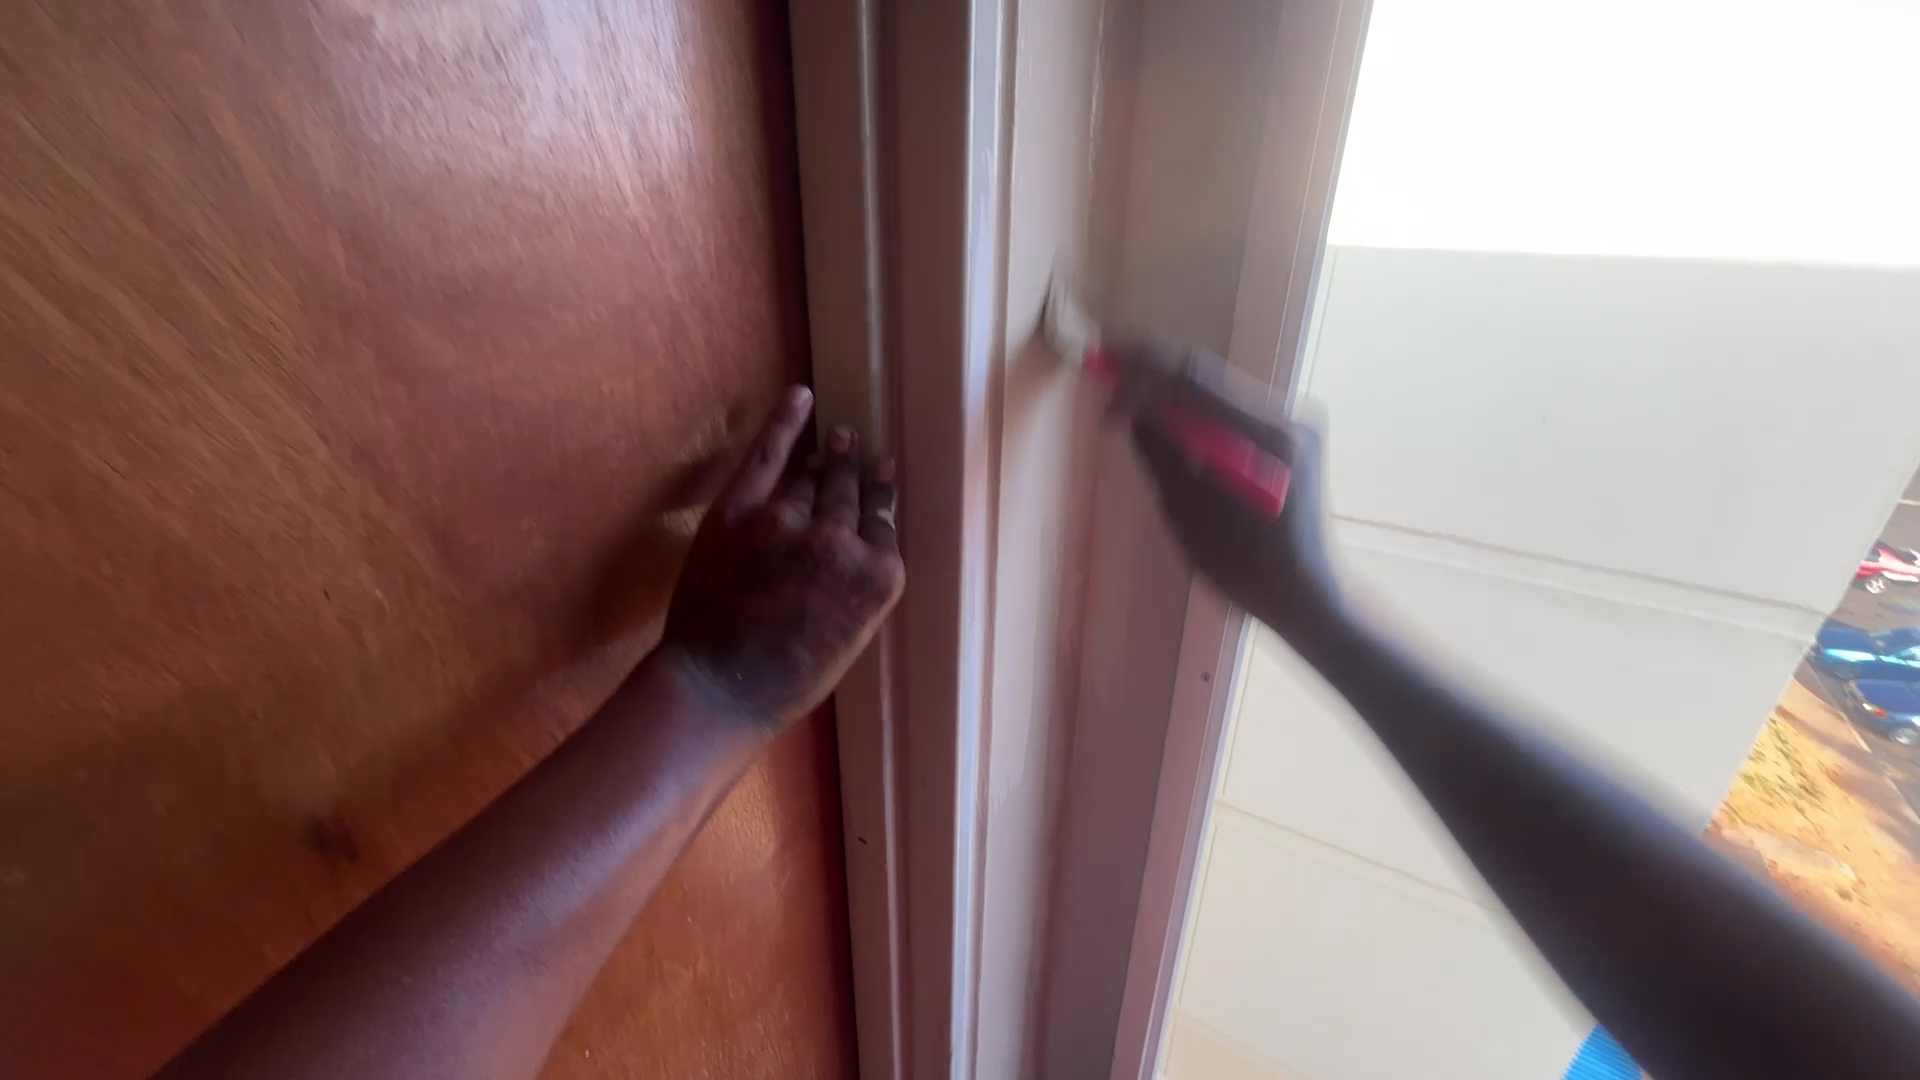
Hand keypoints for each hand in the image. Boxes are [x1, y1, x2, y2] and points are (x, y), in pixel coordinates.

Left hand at [660, 385, 905, 728]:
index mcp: (879, 577)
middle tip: (856, 444)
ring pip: (816, 478)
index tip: (881, 478)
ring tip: (839, 436)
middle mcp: (844, 540)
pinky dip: (785, 422)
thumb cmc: (793, 679)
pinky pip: (770, 454)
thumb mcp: (852, 637)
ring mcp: (792, 519)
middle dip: (856, 468)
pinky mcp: (743, 509)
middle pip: (852, 493)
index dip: (878, 501)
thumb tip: (857, 551)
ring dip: (829, 457)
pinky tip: (801, 397)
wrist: (722, 686)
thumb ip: (860, 587)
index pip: (881, 524)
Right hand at [1111, 340, 1339, 640]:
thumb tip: (1132, 410)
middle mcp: (1285, 415)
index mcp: (1266, 435)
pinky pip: (1227, 412)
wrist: (1307, 595)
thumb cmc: (1247, 570)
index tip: (1098, 365)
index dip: (1138, 366)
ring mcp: (1291, 422)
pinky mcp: (1287, 435)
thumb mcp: (1189, 515)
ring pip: (1213, 392)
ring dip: (1167, 394)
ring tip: (1124, 403)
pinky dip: (1191, 413)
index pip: (1191, 378)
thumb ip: (1161, 456)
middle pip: (1204, 377)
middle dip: (1149, 373)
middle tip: (1102, 373)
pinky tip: (1163, 423)